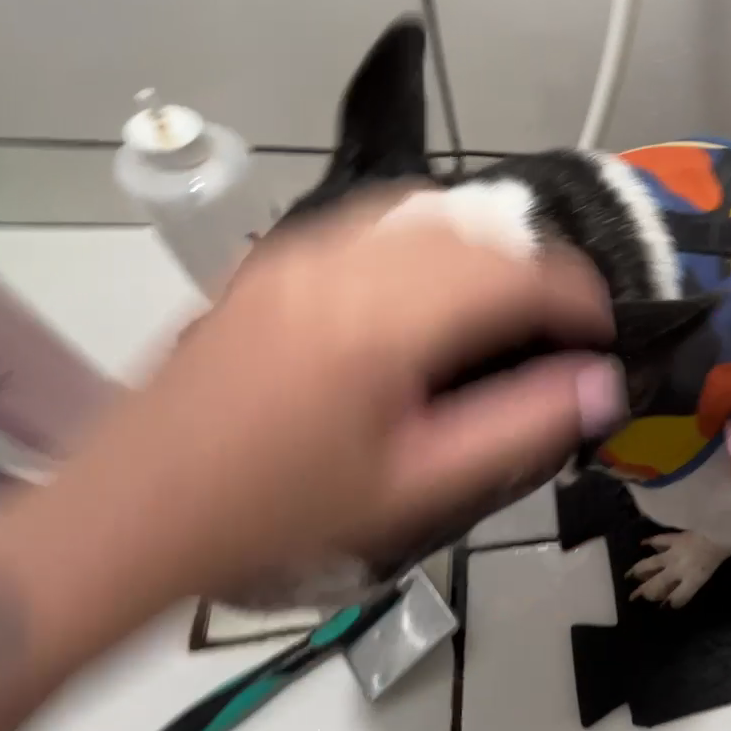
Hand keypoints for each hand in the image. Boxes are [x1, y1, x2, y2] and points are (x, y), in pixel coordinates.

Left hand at [48, 188, 624, 598]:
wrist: (126, 516)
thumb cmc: (281, 511)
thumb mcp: (418, 484)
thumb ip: (522, 426)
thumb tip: (604, 385)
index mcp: (386, 322)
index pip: (517, 274)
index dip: (579, 296)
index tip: (603, 331)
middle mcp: (345, 264)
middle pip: (480, 233)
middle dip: (542, 269)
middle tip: (565, 322)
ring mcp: (302, 252)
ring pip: (431, 213)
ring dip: (491, 246)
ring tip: (513, 298)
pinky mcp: (277, 259)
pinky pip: (379, 218)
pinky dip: (435, 235)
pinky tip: (440, 278)